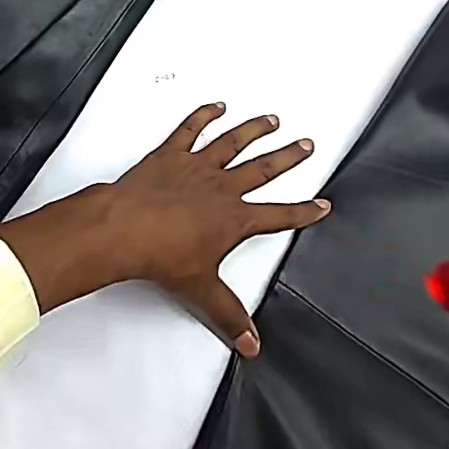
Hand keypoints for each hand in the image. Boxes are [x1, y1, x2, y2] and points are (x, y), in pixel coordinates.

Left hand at [0, 102, 327, 355]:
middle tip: (307, 144)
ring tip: (271, 119)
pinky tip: (215, 105)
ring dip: (254, 130)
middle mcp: (221, 187)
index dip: (303, 211)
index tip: (321, 204)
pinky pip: (191, 129)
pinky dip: (204, 115)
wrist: (127, 228)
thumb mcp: (201, 290)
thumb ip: (229, 315)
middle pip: (264, 169)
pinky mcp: (171, 154)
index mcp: (233, 218)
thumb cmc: (161, 253)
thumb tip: (249, 342)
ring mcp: (197, 166)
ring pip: (233, 143)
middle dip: (289, 157)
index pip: (279, 215)